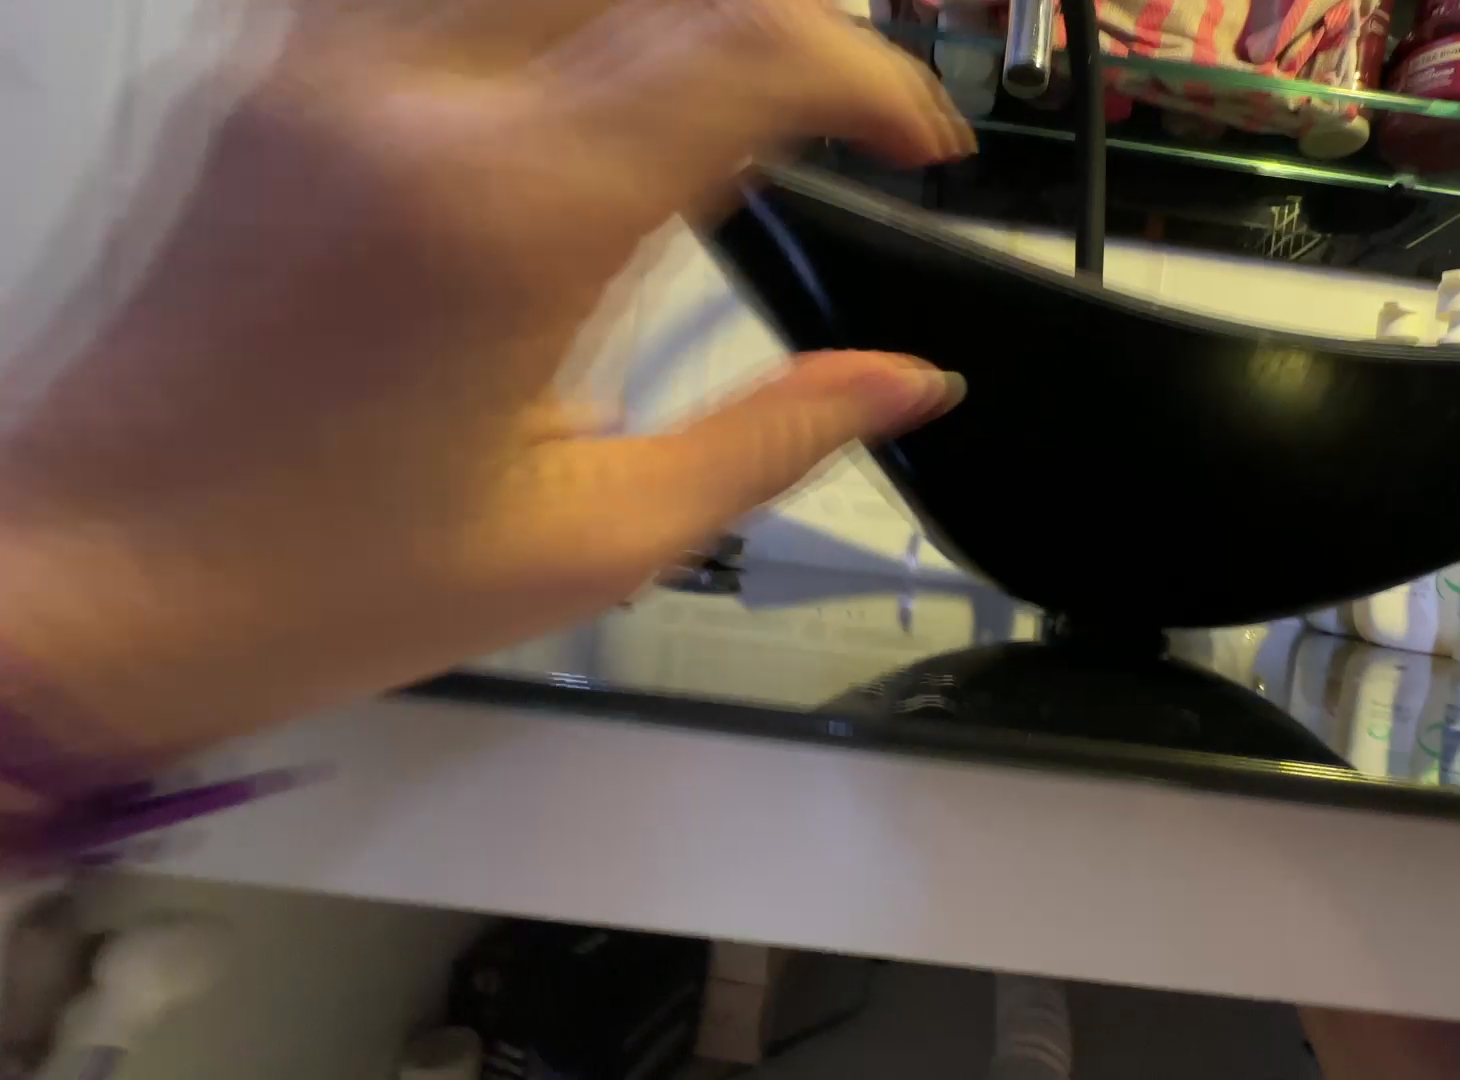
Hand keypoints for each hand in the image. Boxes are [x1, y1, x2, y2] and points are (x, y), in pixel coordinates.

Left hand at [0, 0, 971, 768]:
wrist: (90, 581)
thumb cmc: (347, 580)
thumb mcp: (615, 532)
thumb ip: (783, 437)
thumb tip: (910, 383)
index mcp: (505, 224)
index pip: (742, 55)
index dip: (870, 80)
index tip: (924, 145)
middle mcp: (400, 99)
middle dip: (803, 29)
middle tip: (866, 116)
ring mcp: (316, 63)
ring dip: (700, 18)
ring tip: (774, 106)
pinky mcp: (276, 74)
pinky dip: (597, 26)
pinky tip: (638, 99)